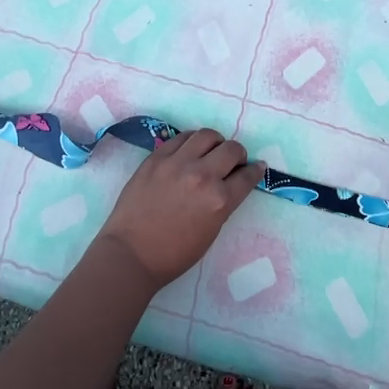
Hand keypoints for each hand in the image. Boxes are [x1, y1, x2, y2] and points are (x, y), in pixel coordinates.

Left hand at [95, 128, 265, 289]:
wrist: (132, 253)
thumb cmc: (174, 253)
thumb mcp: (211, 231)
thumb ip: (224, 203)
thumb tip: (231, 183)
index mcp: (219, 200)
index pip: (247, 176)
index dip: (255, 170)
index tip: (257, 166)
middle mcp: (202, 175)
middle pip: (231, 149)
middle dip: (238, 154)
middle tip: (233, 161)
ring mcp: (177, 162)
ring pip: (207, 135)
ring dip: (215, 142)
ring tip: (211, 151)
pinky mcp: (157, 157)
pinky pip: (181, 137)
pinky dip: (191, 141)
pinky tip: (190, 149)